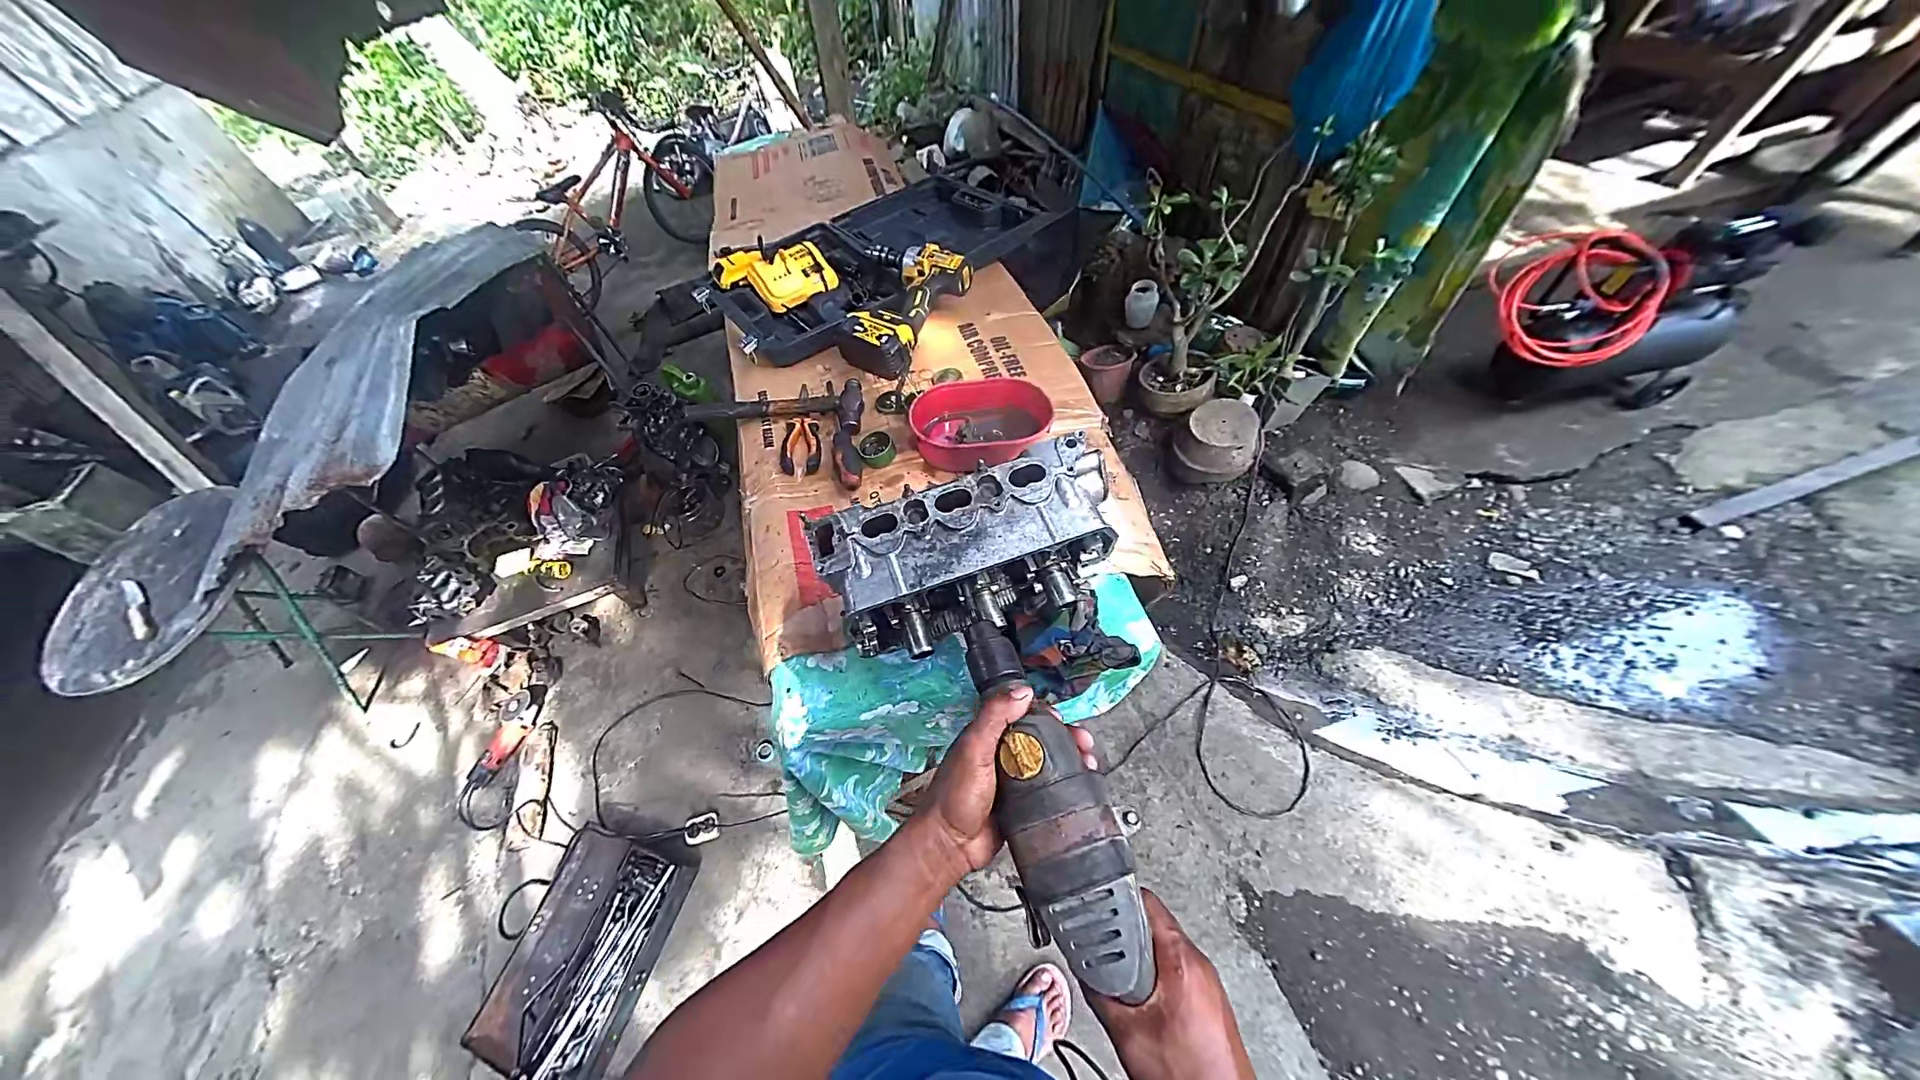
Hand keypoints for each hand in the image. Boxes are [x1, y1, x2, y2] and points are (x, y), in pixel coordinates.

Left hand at [916, 686, 1098, 874]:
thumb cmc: (954, 796)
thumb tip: (1022, 691)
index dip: (1046, 714)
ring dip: (1072, 759)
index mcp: (989, 736)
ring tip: (1089, 763)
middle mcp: (1004, 755)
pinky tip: (1082, 784)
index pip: (1023, 715)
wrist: (951, 844)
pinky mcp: (1025, 803)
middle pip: (1043, 738)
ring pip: (1051, 763)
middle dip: (1066, 737)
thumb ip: (994, 716)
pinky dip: (1068, 784)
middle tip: (1083, 742)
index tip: (1062, 719)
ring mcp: (1015, 780)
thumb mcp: (973, 747)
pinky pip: (1051, 789)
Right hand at [1085, 890, 1255, 1079]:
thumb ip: (1100, 992)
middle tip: (1101, 936)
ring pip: (1166, 947)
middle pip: (1155, 923)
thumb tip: (1083, 970)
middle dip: (1126, 929)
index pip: (1147, 902)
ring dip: (1140, 954)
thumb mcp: (1127, 1031)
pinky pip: (1178, 969)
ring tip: (1118, 969)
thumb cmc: (1188, 1074)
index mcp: (1183, 959)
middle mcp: (1201, 964)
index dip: (1118, 897)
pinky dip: (1156, 973)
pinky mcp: (1210, 1000)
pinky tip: (1142, 997)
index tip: (1100, 900)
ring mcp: (1208, 982)